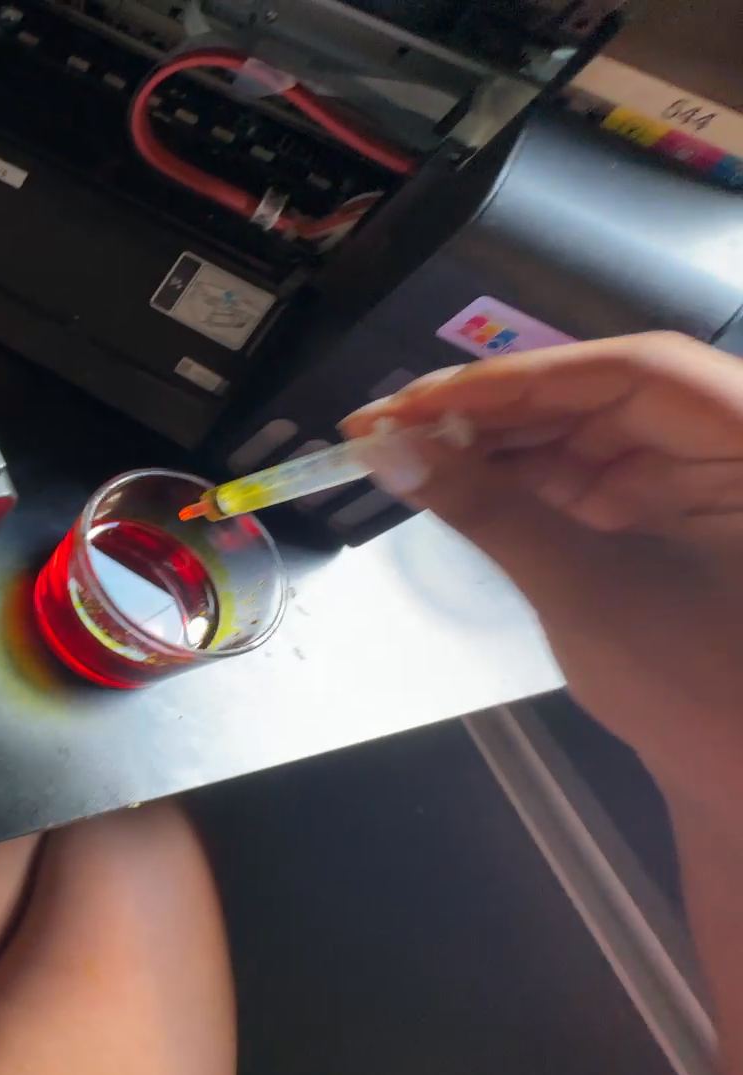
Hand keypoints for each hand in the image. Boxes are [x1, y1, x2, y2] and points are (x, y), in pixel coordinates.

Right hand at [343, 332, 742, 808]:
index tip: (405, 407)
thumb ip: (483, 508)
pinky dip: (500, 471)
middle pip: (595, 394)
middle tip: (379, 428)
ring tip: (394, 450)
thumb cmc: (704, 687)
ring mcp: (696, 475)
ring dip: (479, 438)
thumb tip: (381, 449)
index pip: (631, 374)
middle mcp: (734, 443)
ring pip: (571, 427)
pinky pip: (568, 467)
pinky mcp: (658, 506)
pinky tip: (441, 475)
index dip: (508, 381)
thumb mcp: (584, 589)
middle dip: (481, 407)